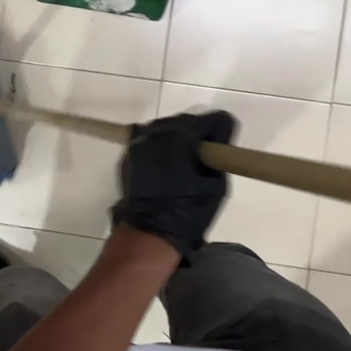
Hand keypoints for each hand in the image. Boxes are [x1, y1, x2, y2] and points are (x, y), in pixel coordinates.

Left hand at [112, 111, 237, 253]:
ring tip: (183, 161)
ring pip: (165, 128)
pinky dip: (159, 148)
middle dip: (198, 134)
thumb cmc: (189, 209)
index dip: (220, 131)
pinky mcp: (129, 153)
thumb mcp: (216, 184)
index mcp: (183, 135)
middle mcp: (159, 130)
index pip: (212, 120)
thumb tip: (218, 140)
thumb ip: (218, 155)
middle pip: (186, 121)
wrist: (149, 231)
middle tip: (204, 155)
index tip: (222, 146)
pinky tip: (164, 166)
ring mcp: (140, 141)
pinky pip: (148, 141)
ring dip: (177, 139)